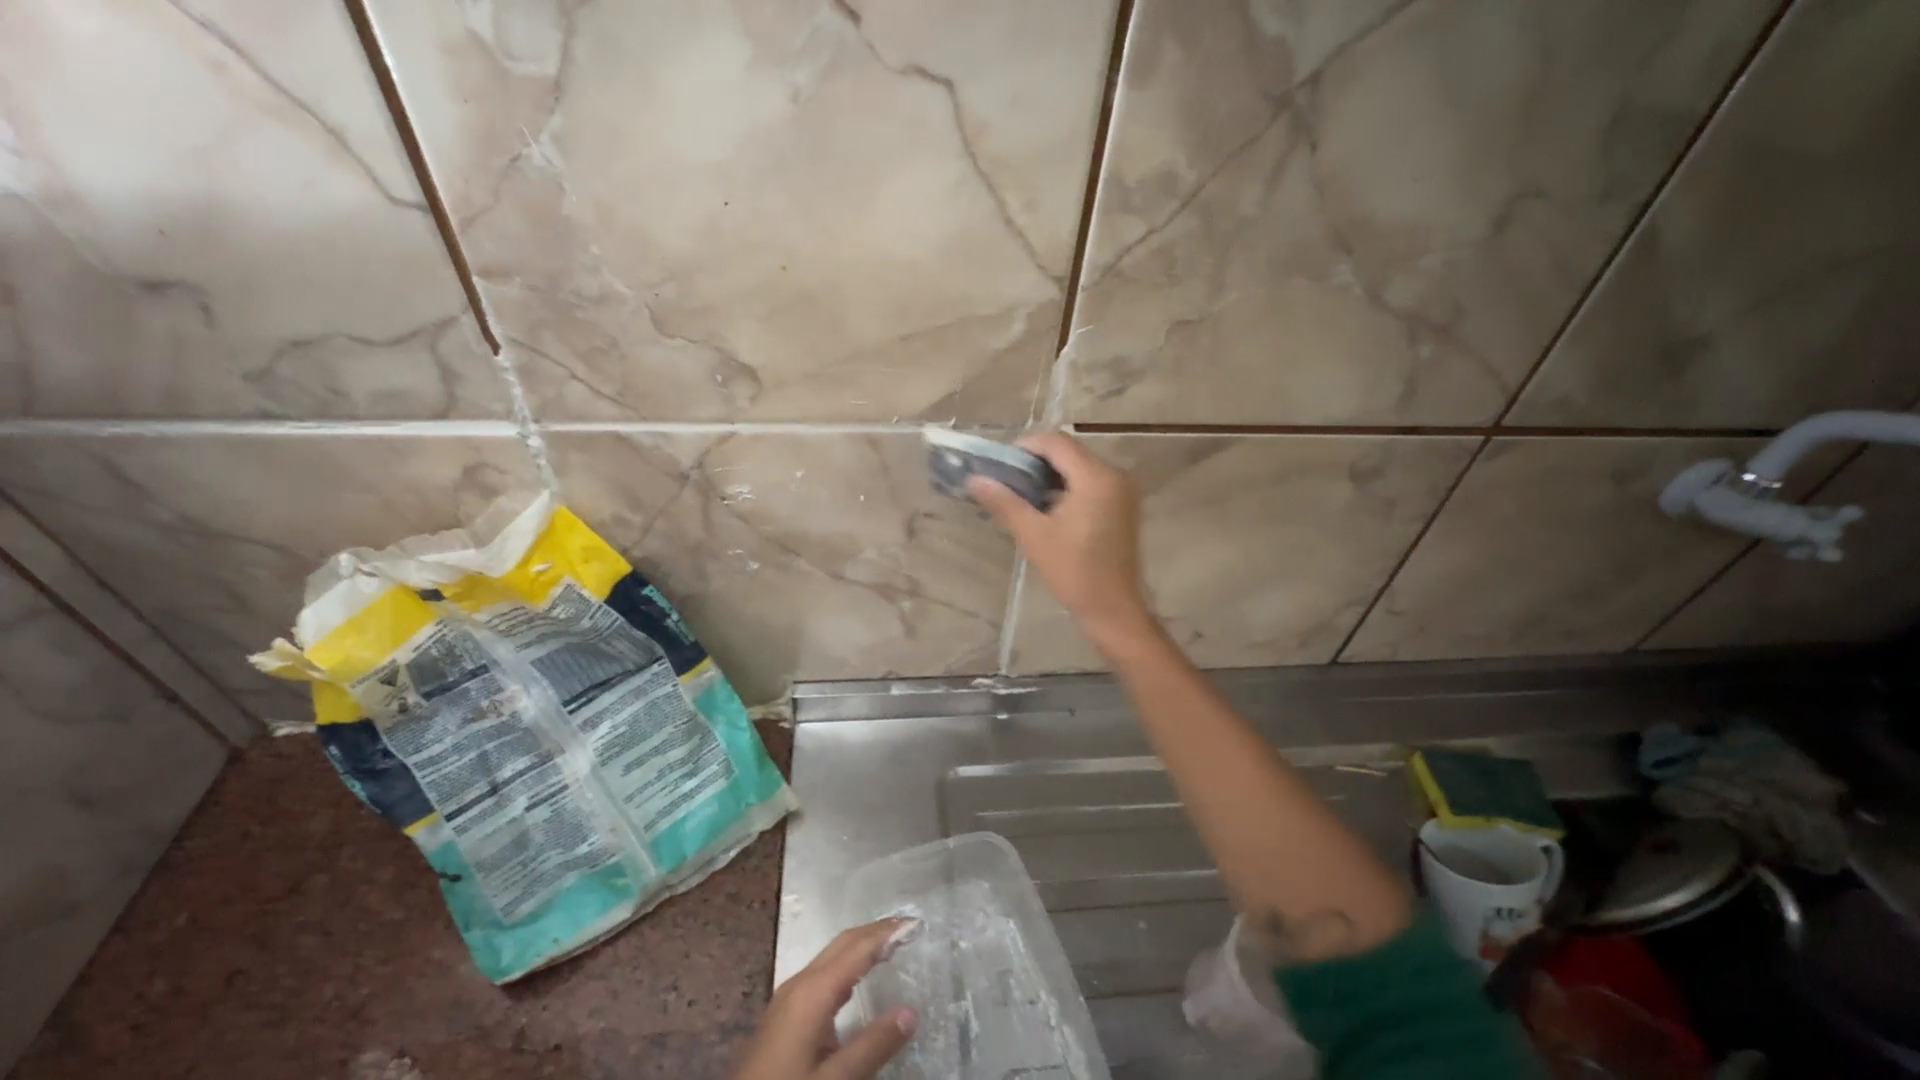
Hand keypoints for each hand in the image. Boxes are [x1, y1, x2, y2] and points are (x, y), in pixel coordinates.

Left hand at [732, 918, 918, 1079]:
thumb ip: (873, 1046)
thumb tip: (911, 1011)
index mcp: (813, 992)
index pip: (857, 949)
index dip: (887, 933)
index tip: (915, 922)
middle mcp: (799, 984)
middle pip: (842, 944)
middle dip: (875, 931)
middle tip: (909, 926)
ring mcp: (788, 998)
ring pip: (830, 957)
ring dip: (861, 946)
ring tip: (892, 945)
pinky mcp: (785, 1013)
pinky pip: (822, 974)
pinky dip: (847, 965)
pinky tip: (857, 980)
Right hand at [967, 432, 1158, 653]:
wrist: (1112, 608)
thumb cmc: (1074, 572)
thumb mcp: (1034, 535)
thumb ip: (1004, 502)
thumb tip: (974, 479)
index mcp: (1096, 478)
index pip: (1057, 443)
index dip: (1025, 445)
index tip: (999, 461)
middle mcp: (1115, 475)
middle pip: (1070, 452)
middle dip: (1036, 460)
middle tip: (1005, 476)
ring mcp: (1123, 490)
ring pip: (1080, 467)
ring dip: (1050, 473)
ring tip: (1019, 491)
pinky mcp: (1123, 505)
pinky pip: (1091, 482)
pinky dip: (1067, 486)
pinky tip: (1045, 504)